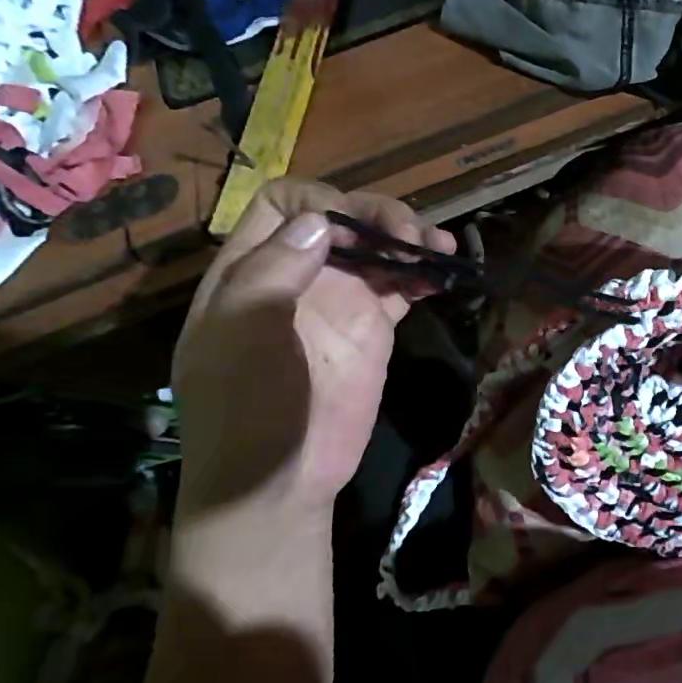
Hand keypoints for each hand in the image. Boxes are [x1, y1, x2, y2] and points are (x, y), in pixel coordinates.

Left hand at [172, 178, 454, 521]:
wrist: (281, 480)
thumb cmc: (246, 411)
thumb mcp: (240, 339)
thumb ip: (271, 274)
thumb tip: (322, 222)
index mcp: (252, 269)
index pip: (284, 205)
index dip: (320, 202)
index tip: (352, 230)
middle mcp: (299, 276)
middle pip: (341, 219)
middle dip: (378, 216)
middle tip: (413, 236)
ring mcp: (338, 301)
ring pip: (376, 249)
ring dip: (408, 239)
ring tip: (440, 249)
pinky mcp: (373, 329)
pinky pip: (400, 287)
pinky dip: (421, 274)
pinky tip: (442, 276)